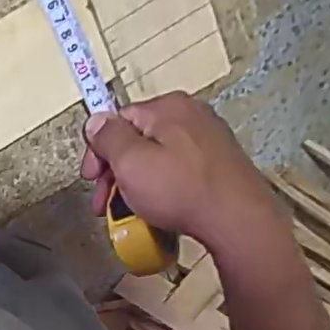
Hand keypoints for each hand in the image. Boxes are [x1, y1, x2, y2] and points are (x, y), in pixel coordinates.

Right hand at [80, 92, 289, 266]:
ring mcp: (206, 142)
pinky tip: (158, 212)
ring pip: (156, 159)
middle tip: (107, 202)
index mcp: (168, 108)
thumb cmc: (185, 192)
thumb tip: (96, 122)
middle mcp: (190, 117)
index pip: (118, 120)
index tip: (93, 177)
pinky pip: (177, 174)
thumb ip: (108, 137)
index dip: (99, 151)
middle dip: (117, 173)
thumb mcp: (130, 162)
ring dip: (137, 185)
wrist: (236, 221)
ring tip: (131, 213)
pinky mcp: (216, 166)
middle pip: (137, 140)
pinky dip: (162, 191)